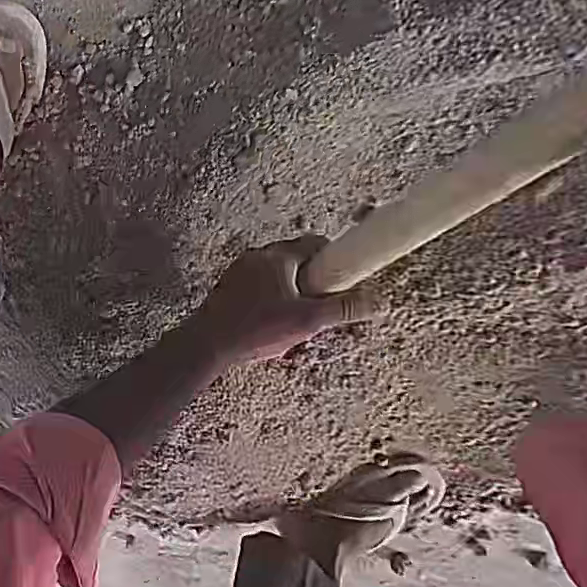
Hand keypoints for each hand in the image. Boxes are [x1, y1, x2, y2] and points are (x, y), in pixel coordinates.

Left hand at [179, 237, 383, 364]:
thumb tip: (377, 300)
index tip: (344, 281)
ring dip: (292, 294)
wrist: (208, 343)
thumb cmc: (255, 329)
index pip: (316, 244)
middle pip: (297, 260)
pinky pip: (260, 287)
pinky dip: (272, 301)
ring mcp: (241, 270)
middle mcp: (258, 256)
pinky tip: (273, 326)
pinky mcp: (230, 287)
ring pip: (278, 275)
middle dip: (313, 282)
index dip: (335, 261)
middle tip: (320, 307)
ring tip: (296, 321)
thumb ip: (344, 308)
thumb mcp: (308, 321)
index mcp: (278, 256)